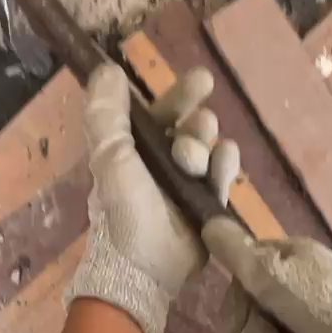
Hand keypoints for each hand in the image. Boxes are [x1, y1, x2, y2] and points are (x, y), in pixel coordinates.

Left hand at [67, 65, 240, 332]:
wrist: (146, 263)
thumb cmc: (123, 208)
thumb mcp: (108, 155)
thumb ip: (105, 113)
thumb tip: (105, 69)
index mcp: (135, 150)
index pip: (161, 112)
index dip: (180, 95)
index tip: (202, 82)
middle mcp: (163, 163)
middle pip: (193, 125)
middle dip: (197, 122)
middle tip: (197, 129)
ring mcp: (188, 183)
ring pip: (211, 145)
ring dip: (204, 147)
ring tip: (191, 165)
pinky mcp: (210, 203)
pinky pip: (226, 171)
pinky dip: (225, 166)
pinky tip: (218, 171)